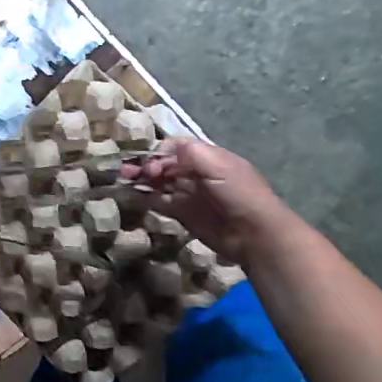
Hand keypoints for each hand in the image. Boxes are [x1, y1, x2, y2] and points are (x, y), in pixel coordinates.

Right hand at [122, 140, 288, 264]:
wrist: (254, 233)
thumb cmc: (239, 193)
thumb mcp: (218, 165)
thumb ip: (190, 153)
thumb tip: (165, 149)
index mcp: (207, 157)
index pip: (175, 148)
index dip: (159, 153)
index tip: (149, 165)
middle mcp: (196, 173)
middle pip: (165, 164)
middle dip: (146, 166)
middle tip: (127, 172)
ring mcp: (190, 194)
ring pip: (161, 182)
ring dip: (144, 181)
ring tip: (126, 182)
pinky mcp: (185, 214)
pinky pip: (162, 202)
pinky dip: (149, 198)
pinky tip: (137, 196)